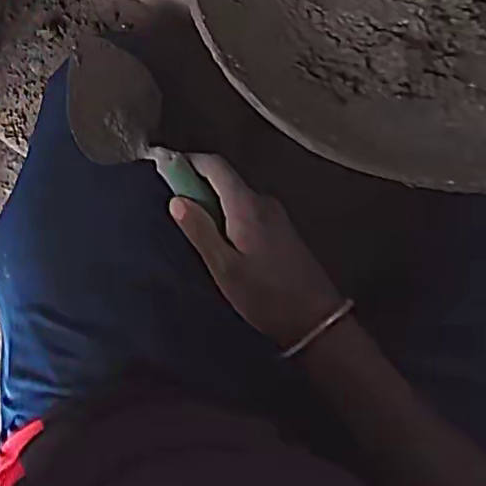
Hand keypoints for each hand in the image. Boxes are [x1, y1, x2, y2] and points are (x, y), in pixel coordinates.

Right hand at [169, 155, 345, 347]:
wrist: (319, 324)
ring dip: (212, 200)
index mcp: (246, 205)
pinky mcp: (282, 229)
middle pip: (224, 178)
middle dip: (197, 183)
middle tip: (176, 203)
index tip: (166, 168)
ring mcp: (276, 214)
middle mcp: (263, 202)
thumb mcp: (224, 267)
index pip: (215, 165)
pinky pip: (247, 208)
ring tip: (196, 226)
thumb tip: (176, 199)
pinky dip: (228, 212)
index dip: (188, 161)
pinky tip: (222, 238)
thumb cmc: (266, 296)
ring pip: (235, 194)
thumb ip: (199, 230)